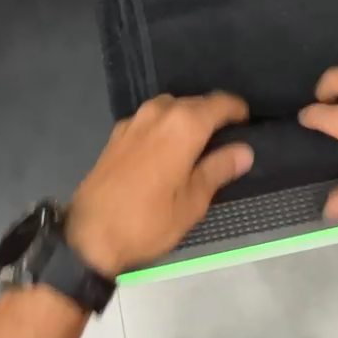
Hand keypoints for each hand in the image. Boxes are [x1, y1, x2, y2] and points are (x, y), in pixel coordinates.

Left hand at [67, 93, 254, 276]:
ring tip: (198, 142)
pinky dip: (164, 125)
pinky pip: (150, 118)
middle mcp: (159, 112)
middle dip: (212, 114)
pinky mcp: (117, 133)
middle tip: (227, 137)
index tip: (248, 122)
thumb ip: (218, 169)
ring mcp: (134, 120)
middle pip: (194, 102)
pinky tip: (166, 147)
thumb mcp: (192, 202)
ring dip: (187, 117)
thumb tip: (244, 150)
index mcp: (184, 125)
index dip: (237, 110)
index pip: (219, 103)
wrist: (89, 234)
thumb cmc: (148, 220)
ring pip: (170, 107)